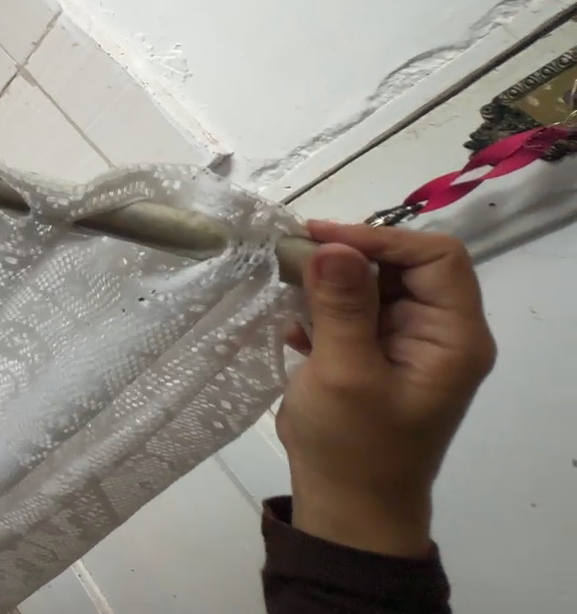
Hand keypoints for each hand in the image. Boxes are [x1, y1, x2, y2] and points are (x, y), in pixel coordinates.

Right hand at [275, 221, 495, 556]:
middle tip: (287, 257)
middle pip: (402, 264)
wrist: (347, 495)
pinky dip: (317, 302)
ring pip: (370, 281)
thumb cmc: (355, 439)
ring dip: (325, 277)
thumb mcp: (345, 371)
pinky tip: (292, 327)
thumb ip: (342, 306)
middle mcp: (436, 332)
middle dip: (345, 253)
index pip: (435, 258)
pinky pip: (349, 304)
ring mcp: (403, 341)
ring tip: (282, 288)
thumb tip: (332, 245)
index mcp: (452, 336)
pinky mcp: (370, 349)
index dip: (378, 238)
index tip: (315, 239)